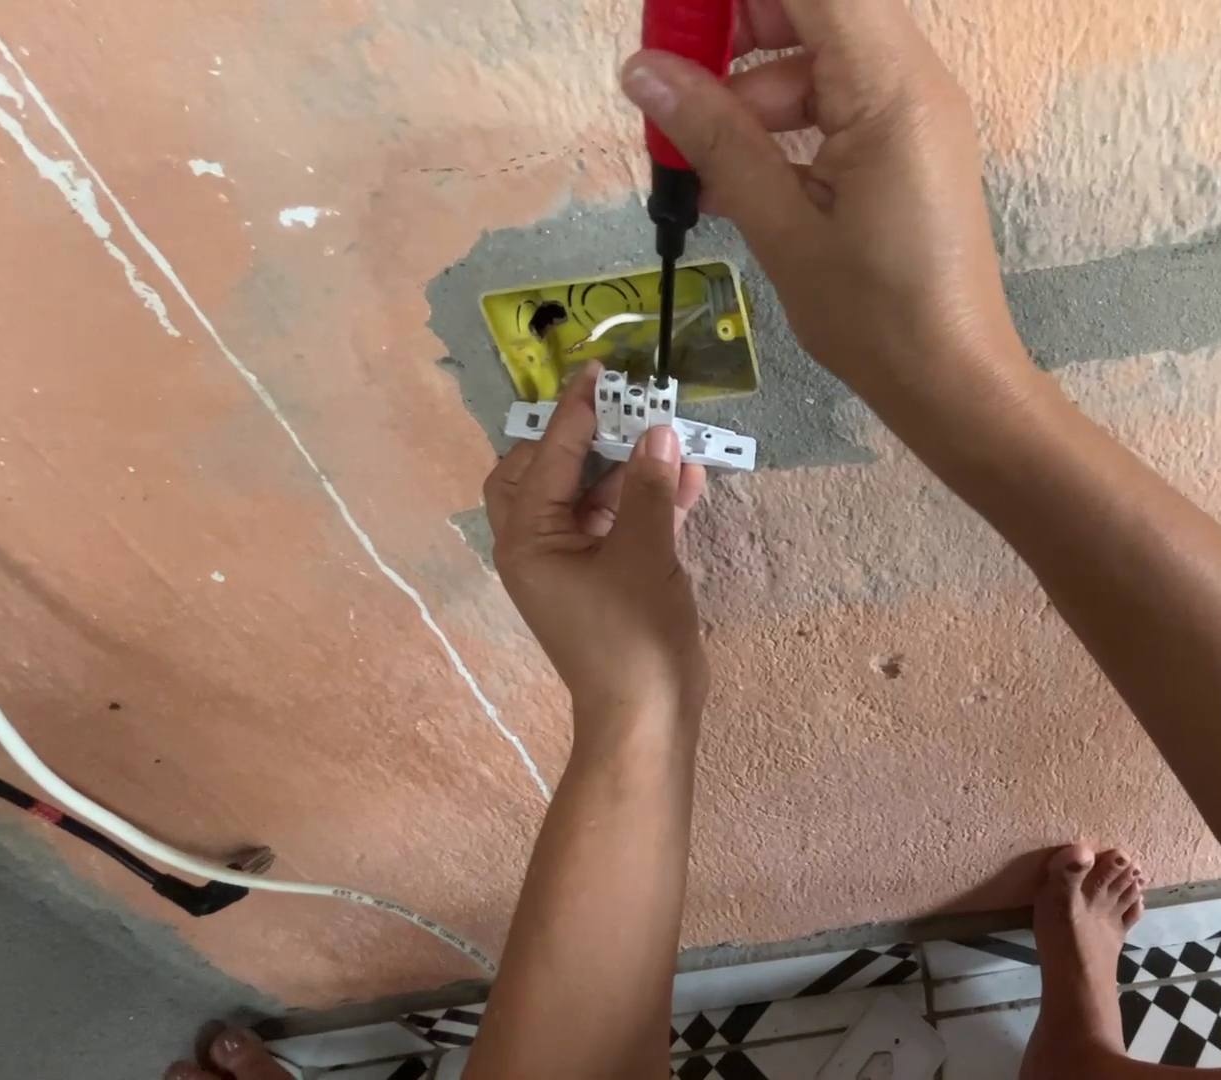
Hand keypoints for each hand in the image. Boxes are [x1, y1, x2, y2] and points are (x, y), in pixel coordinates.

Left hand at [483, 363, 708, 722]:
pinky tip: (691, 481)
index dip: (574, 412)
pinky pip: (625, 526)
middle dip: (583, 439)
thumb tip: (660, 432)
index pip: (547, 458)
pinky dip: (652, 504)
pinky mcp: (613, 576)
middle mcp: (543, 545)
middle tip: (618, 412)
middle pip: (547, 473)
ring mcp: (578, 562)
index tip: (597, 371)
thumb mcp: (644, 552)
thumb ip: (651, 489)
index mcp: (529, 538)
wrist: (649, 713)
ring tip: (672, 440)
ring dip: (631, 471)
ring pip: (595, 498)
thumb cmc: (632, 633)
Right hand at [619, 0, 1030, 406]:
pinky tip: (738, 189)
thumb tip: (643, 72)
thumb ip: (718, 141)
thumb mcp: (786, 232)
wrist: (951, 383)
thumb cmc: (877, 320)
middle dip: (731, 38)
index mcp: (890, 87)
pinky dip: (784, 137)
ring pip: (816, 64)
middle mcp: (913, 82)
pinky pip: (836, 112)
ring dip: (749, 101)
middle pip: (810, 8)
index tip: (676, 30)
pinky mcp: (907, 154)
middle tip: (673, 93)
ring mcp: (914, 118)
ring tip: (699, 172)